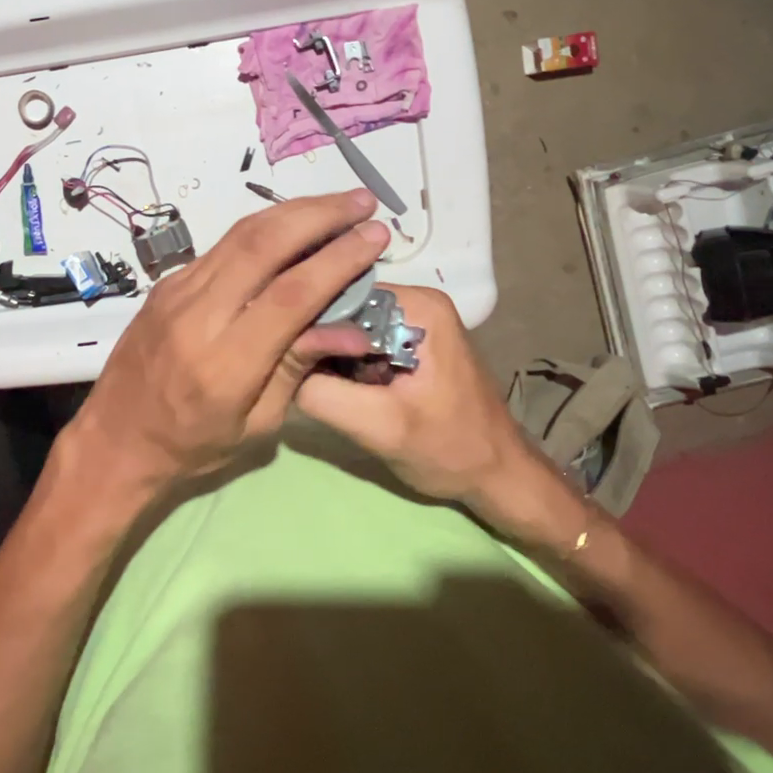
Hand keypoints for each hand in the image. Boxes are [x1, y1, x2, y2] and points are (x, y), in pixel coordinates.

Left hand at [68, 190, 388, 489]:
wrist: (114, 441)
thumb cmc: (191, 448)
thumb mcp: (255, 427)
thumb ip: (297, 368)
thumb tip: (352, 329)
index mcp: (224, 363)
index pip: (290, 294)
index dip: (338, 260)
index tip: (377, 236)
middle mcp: (197, 315)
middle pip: (262, 244)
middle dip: (319, 215)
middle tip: (364, 203)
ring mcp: (175, 293)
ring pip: (239, 235)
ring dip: (292, 212)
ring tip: (337, 204)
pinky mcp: (165, 285)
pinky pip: (220, 248)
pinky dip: (262, 230)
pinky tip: (291, 227)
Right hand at [297, 286, 572, 535]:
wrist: (498, 477)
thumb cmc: (449, 450)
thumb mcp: (380, 427)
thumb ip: (323, 394)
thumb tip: (275, 365)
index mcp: (417, 305)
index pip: (338, 294)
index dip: (304, 323)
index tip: (279, 354)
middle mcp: (415, 300)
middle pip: (340, 307)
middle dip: (314, 339)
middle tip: (291, 372)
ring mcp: (413, 320)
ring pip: (346, 325)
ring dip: (325, 353)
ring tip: (310, 381)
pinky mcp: (408, 341)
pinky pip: (359, 341)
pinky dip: (342, 363)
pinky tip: (333, 386)